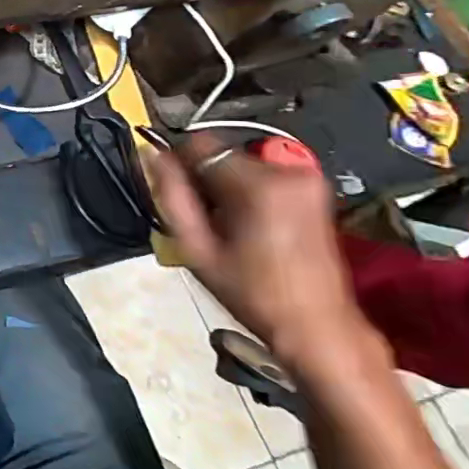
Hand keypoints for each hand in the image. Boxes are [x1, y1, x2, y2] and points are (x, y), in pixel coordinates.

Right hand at [146, 133, 377, 373]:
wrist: (315, 324)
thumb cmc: (253, 294)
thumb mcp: (196, 248)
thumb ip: (171, 196)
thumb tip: (153, 156)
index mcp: (259, 184)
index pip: (199, 144)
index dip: (178, 164)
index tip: (175, 191)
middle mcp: (288, 171)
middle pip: (221, 152)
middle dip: (204, 178)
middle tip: (202, 217)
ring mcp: (306, 178)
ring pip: (240, 162)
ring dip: (225, 185)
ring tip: (227, 224)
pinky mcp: (315, 187)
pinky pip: (262, 173)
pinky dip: (247, 190)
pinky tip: (248, 223)